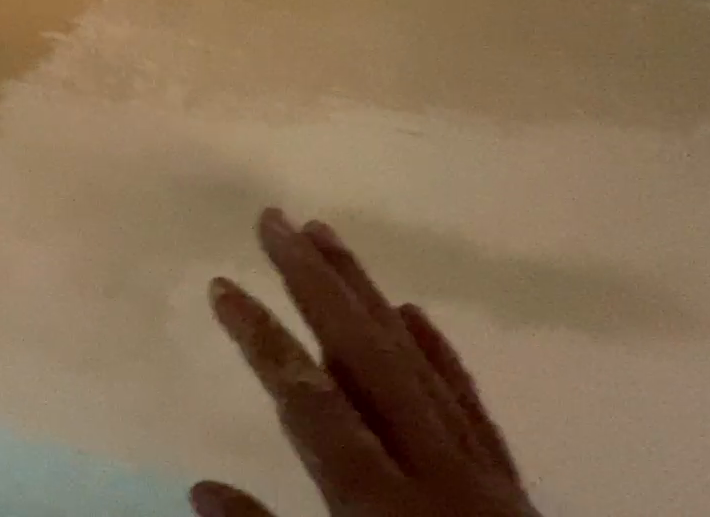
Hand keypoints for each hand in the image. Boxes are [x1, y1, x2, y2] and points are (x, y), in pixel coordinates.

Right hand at [196, 209, 539, 516]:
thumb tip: (199, 489)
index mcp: (381, 503)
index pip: (309, 399)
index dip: (261, 338)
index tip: (220, 284)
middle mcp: (434, 472)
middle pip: (366, 356)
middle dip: (314, 282)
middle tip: (274, 219)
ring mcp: (480, 475)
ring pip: (414, 362)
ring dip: (365, 293)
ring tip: (326, 235)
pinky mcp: (510, 488)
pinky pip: (471, 406)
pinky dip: (440, 354)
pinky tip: (413, 311)